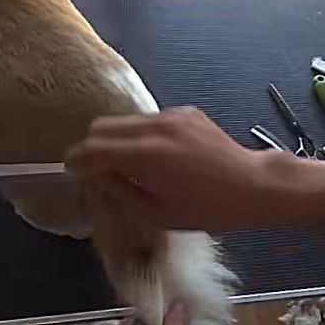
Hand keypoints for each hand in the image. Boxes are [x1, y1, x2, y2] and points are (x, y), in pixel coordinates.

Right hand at [66, 108, 307, 231]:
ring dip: (119, 139)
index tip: (72, 170)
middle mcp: (155, 126)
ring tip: (132, 166)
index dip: (76, 160)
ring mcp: (173, 115)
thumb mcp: (156, 213)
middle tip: (99, 170)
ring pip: (127, 120)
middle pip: (103, 125)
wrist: (252, 186)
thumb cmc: (207, 208)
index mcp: (144, 153)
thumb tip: (97, 177)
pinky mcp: (187, 112)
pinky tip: (161, 157)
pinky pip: (151, 120)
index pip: (92, 146)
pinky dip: (144, 135)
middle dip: (94, 146)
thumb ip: (119, 191)